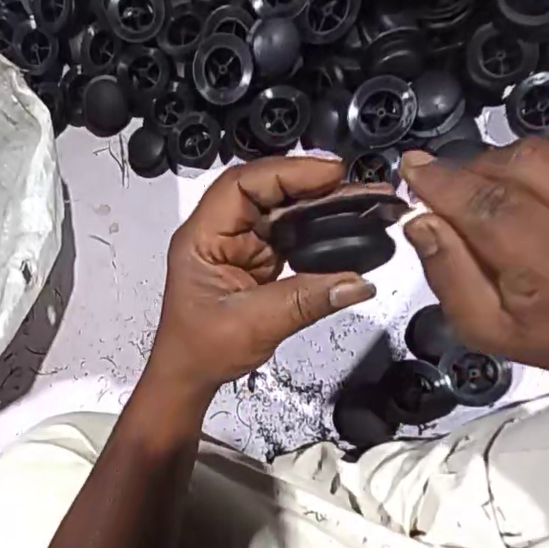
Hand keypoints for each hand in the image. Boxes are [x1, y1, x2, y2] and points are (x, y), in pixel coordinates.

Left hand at [145, 157, 377, 396]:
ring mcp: (240, 246)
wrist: (191, 375)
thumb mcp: (254, 325)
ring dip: (319, 208)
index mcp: (202, 238)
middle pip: (268, 192)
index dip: (288, 172)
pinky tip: (340, 231)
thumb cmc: (199, 350)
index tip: (329, 174)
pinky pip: (290, 236)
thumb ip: (307, 301)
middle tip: (355, 189)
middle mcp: (220, 234)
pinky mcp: (257, 262)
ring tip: (357, 205)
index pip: (243, 184)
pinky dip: (316, 233)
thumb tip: (354, 284)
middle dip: (313, 186)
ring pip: (282, 212)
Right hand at [398, 140, 548, 380]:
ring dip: (497, 168)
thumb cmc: (545, 336)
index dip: (445, 184)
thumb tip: (421, 221)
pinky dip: (531, 171)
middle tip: (445, 194)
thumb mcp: (480, 325)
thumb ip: (447, 273)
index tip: (415, 169)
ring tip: (486, 202)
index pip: (489, 207)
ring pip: (537, 154)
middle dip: (467, 175)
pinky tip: (525, 201)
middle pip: (512, 169)